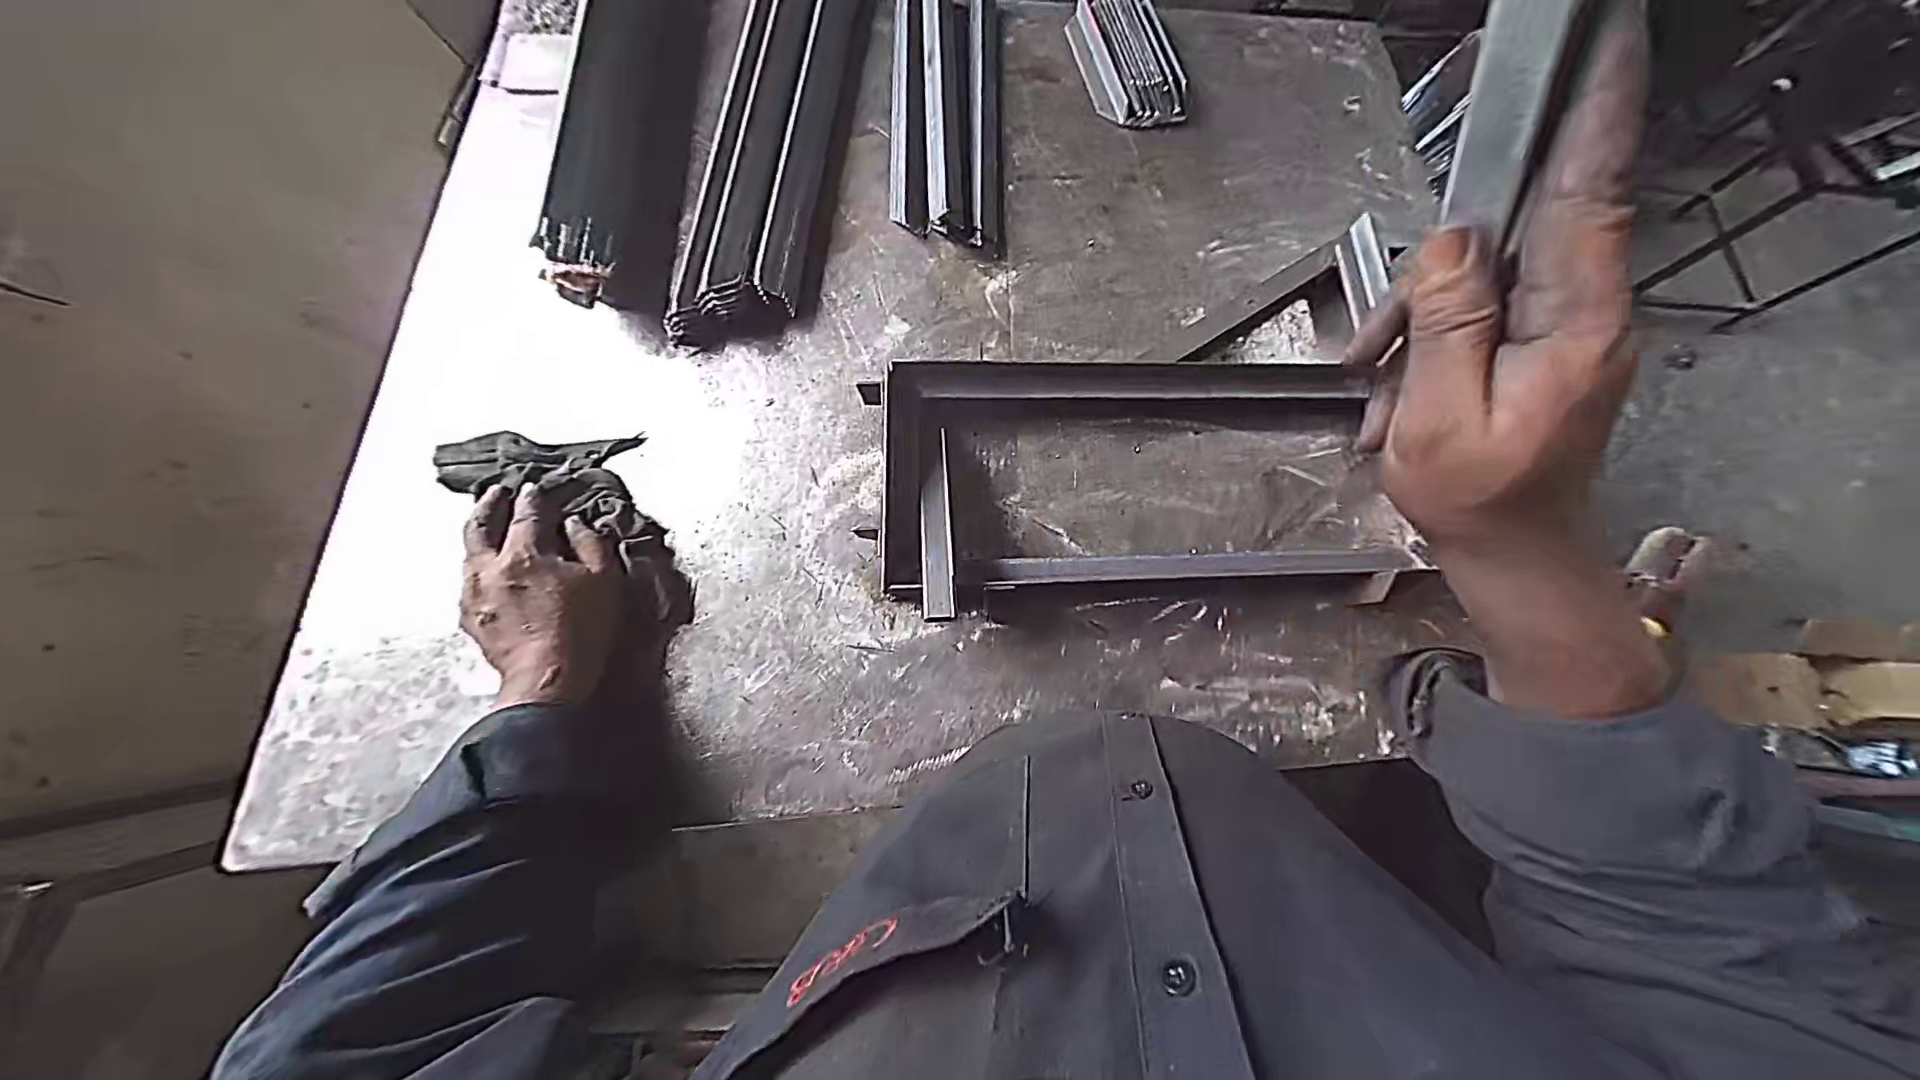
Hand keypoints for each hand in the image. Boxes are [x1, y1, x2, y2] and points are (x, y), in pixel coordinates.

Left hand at [461, 484, 623, 707]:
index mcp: (525, 555)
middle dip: (491, 504)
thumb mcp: (604, 580)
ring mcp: (475, 594)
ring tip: (494, 527)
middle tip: (499, 492)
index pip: (529, 514)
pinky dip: (482, 566)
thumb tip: (575, 524)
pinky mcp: (471, 617)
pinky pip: (472, 580)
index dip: (536, 498)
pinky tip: (494, 570)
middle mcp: (491, 569)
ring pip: (471, 552)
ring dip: (483, 534)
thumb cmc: (582, 629)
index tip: (538, 489)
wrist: (548, 678)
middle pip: (482, 525)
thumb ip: (590, 544)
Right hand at [1345, 1, 1668, 715]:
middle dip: (1430, 287)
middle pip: (1512, 246)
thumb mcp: (1436, 417)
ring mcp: (1570, 332)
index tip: (1605, 48)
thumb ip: (1448, 326)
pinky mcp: (1546, 349)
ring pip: (1487, 284)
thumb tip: (1451, 244)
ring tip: (1377, 391)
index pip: (1589, 201)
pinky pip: (1485, 316)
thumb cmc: (1473, 497)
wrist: (1512, 550)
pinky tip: (1396, 392)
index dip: (1593, 122)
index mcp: (1575, 328)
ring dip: (1419, 327)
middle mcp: (1588, 316)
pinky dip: (1432, 346)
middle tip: (1373, 349)